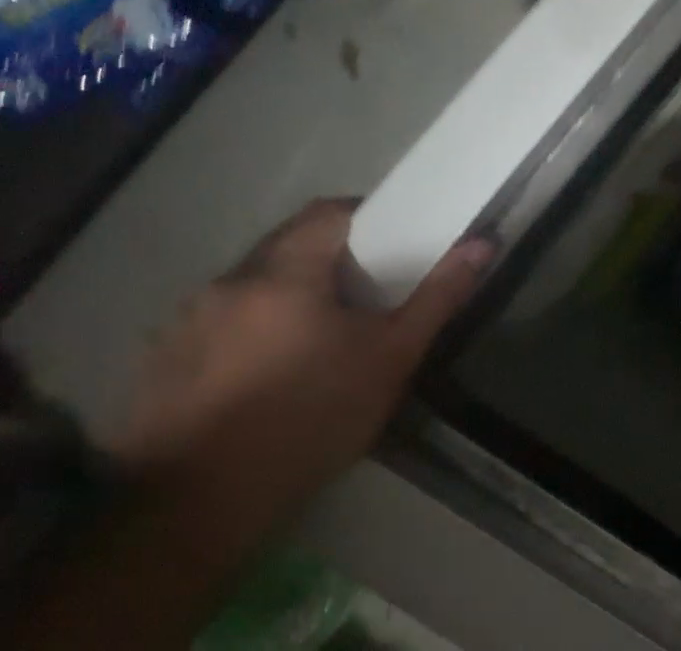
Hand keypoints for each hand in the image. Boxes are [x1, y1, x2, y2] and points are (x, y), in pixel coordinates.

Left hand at [111, 200, 493, 531]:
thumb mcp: (392, 357)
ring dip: (286, 295)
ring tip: (320, 336)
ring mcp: (182, 324)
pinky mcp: (159, 363)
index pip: (328, 213)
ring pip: (249, 286)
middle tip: (370, 293)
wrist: (198, 506)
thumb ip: (437, 295)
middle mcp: (225, 284)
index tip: (397, 242)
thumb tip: (482, 243)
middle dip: (330, 259)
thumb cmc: (311, 417)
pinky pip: (217, 323)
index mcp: (283, 274)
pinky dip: (250, 329)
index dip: (367, 217)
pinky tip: (269, 372)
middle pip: (287, 246)